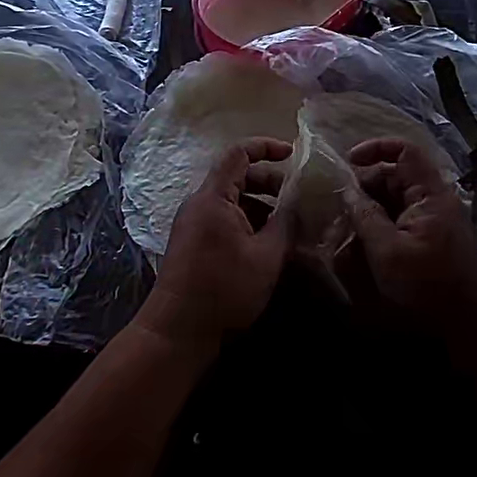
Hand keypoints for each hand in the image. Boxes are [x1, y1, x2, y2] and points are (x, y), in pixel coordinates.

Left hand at [134, 138, 293, 350]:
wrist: (178, 328)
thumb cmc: (224, 288)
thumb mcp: (266, 256)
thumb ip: (285, 224)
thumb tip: (298, 203)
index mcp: (213, 197)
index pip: (238, 154)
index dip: (266, 147)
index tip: (293, 154)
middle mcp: (199, 203)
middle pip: (236, 177)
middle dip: (269, 183)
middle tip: (298, 199)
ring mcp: (193, 222)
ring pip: (231, 200)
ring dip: (260, 206)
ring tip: (289, 225)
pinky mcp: (193, 241)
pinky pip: (223, 218)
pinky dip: (246, 222)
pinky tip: (268, 244)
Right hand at [341, 138, 476, 333]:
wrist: (469, 326)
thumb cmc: (428, 286)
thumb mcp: (387, 251)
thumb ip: (365, 216)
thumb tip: (347, 191)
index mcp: (430, 195)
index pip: (405, 151)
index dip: (375, 148)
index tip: (348, 162)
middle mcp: (434, 200)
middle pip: (394, 175)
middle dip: (364, 187)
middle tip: (339, 208)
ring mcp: (433, 219)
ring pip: (393, 198)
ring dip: (368, 208)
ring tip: (345, 228)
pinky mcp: (429, 237)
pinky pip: (399, 218)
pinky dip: (378, 224)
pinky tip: (361, 242)